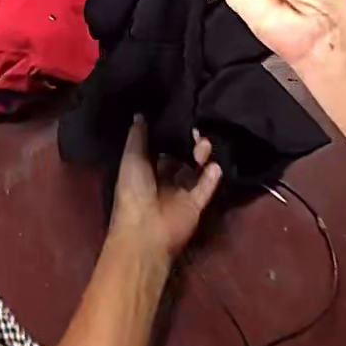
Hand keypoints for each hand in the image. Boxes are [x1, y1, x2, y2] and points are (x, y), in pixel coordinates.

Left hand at [108, 117, 221, 266]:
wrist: (144, 231)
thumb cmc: (133, 190)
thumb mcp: (131, 157)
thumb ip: (138, 135)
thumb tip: (140, 113)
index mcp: (145, 169)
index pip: (160, 147)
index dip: (169, 133)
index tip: (179, 115)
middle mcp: (163, 180)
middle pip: (180, 157)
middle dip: (188, 143)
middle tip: (195, 129)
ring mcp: (180, 193)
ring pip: (195, 170)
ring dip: (201, 156)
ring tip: (204, 143)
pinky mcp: (194, 206)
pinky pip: (205, 188)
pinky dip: (211, 177)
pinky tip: (214, 165)